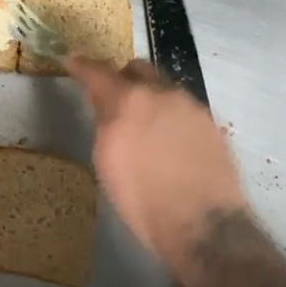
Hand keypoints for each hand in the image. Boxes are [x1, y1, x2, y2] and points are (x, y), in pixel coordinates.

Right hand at [68, 58, 248, 270]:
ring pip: (164, 89)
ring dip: (149, 98)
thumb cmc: (142, 199)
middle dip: (123, 79)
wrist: (203, 225)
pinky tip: (170, 143)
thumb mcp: (107, 161)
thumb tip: (106, 105)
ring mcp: (192, 107)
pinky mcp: (212, 124)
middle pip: (138, 69)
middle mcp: (162, 94)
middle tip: (114, 99)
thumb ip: (105, 123)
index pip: (99, 71)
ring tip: (145, 127)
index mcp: (128, 100)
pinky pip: (184, 109)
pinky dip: (171, 117)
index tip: (72, 61)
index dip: (82, 65)